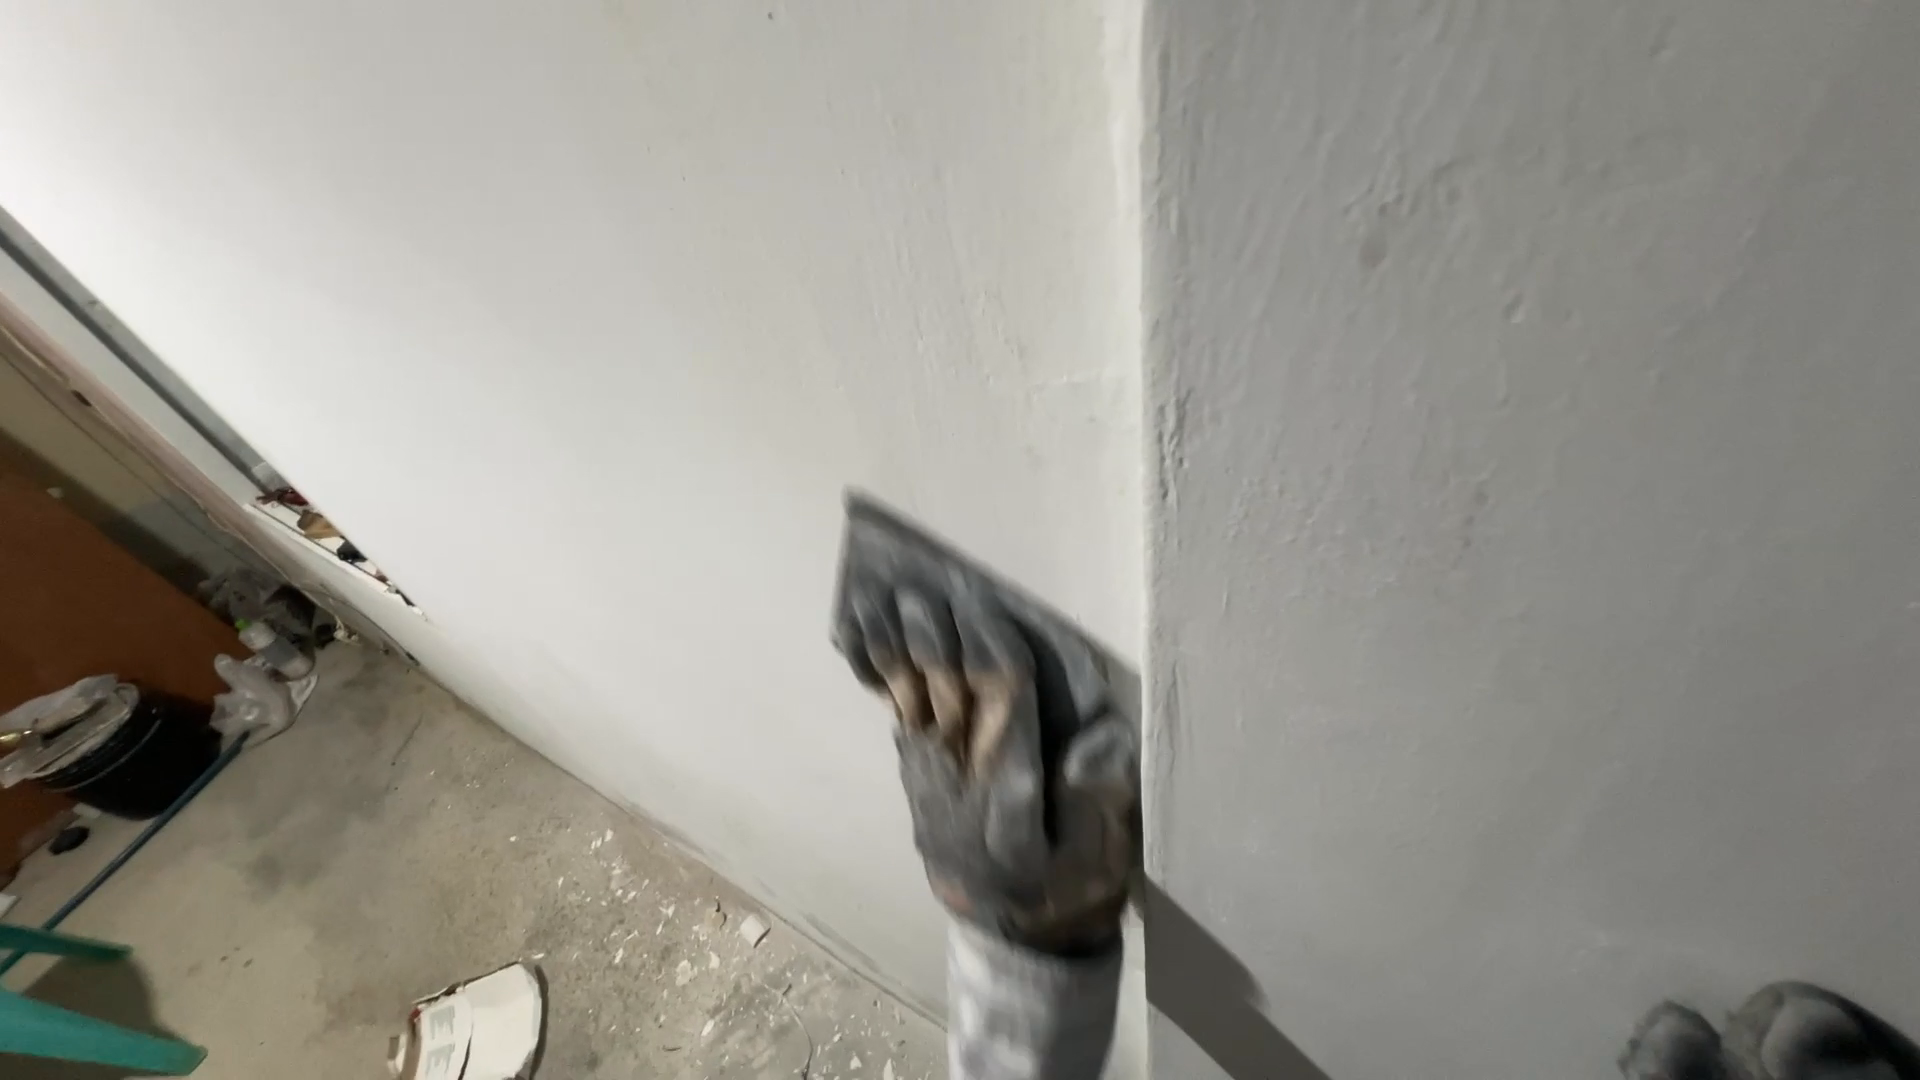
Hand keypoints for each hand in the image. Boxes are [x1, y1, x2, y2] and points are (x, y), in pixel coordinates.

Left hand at [834, 579, 1138, 954]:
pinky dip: (873, 673)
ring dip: (889, 646)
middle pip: (947, 687)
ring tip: (869, 601)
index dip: (990, 651)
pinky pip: (892, 710)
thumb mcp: (1104, 858)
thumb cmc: (1067, 886)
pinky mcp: (915, 772)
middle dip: (931, 636)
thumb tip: (1100, 738)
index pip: (1003, 700)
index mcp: (1013, 781)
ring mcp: (931, 771)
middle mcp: (965, 769)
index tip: (980, 605)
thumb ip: (1101, 799)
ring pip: (909, 695)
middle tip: (915, 588)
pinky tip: (856, 638)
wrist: (1014, 934)